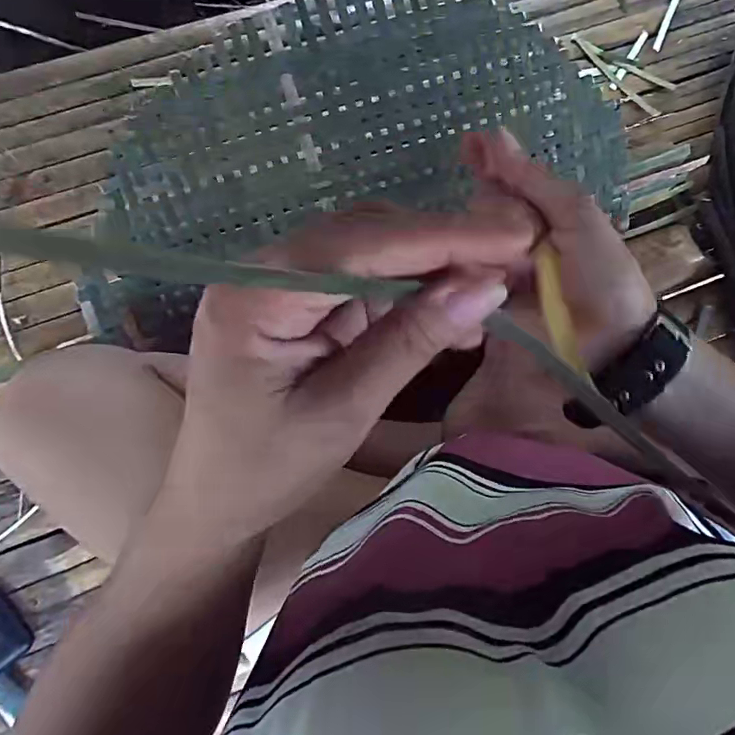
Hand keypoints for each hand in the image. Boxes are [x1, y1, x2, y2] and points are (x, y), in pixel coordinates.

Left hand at [163, 204, 535, 542]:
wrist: (217, 499)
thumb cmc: (270, 469)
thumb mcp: (348, 409)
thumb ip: (413, 341)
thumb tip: (487, 288)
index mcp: (255, 297)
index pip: (361, 246)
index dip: (442, 237)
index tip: (514, 235)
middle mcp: (264, 270)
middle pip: (368, 234)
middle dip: (446, 244)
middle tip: (517, 256)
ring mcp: (284, 280)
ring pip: (374, 246)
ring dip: (436, 264)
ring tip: (493, 288)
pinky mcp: (305, 296)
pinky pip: (370, 274)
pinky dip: (416, 289)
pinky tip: (455, 312)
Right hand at [462, 128, 655, 369]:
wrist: (612, 338)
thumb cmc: (603, 271)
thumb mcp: (576, 215)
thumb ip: (532, 179)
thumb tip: (494, 134)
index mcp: (539, 211)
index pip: (502, 178)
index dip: (484, 159)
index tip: (466, 144)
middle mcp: (513, 234)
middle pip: (480, 206)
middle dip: (493, 211)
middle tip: (527, 239)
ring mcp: (497, 268)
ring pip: (467, 239)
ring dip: (481, 242)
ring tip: (519, 267)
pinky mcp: (485, 301)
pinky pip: (462, 277)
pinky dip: (466, 271)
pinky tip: (481, 272)